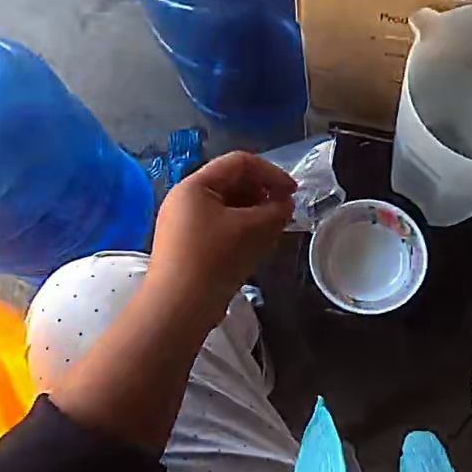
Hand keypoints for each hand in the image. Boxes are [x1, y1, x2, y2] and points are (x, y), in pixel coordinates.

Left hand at [145, 151, 297, 323]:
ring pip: (225, 206)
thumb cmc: (214, 260)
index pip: (239, 163)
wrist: (177, 308)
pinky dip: (240, 229)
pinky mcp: (185, 246)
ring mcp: (182, 223)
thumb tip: (285, 203)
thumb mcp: (253, 230)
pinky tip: (254, 245)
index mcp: (195, 185)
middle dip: (262, 193)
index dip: (271, 173)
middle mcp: (184, 199)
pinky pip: (218, 226)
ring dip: (253, 212)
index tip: (294, 192)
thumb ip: (276, 210)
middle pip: (231, 182)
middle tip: (285, 211)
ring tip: (273, 229)